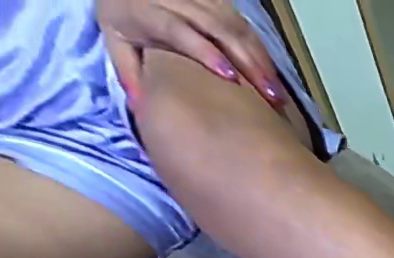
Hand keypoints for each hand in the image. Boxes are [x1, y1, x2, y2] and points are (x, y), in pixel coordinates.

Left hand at [97, 0, 287, 107]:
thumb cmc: (125, 25)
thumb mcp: (117, 45)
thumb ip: (129, 74)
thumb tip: (143, 109)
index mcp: (144, 10)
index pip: (178, 28)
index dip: (205, 50)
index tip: (230, 78)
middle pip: (215, 26)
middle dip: (245, 60)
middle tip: (268, 96)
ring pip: (233, 24)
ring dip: (258, 58)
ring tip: (276, 93)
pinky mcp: (213, 0)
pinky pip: (241, 22)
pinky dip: (259, 50)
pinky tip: (272, 76)